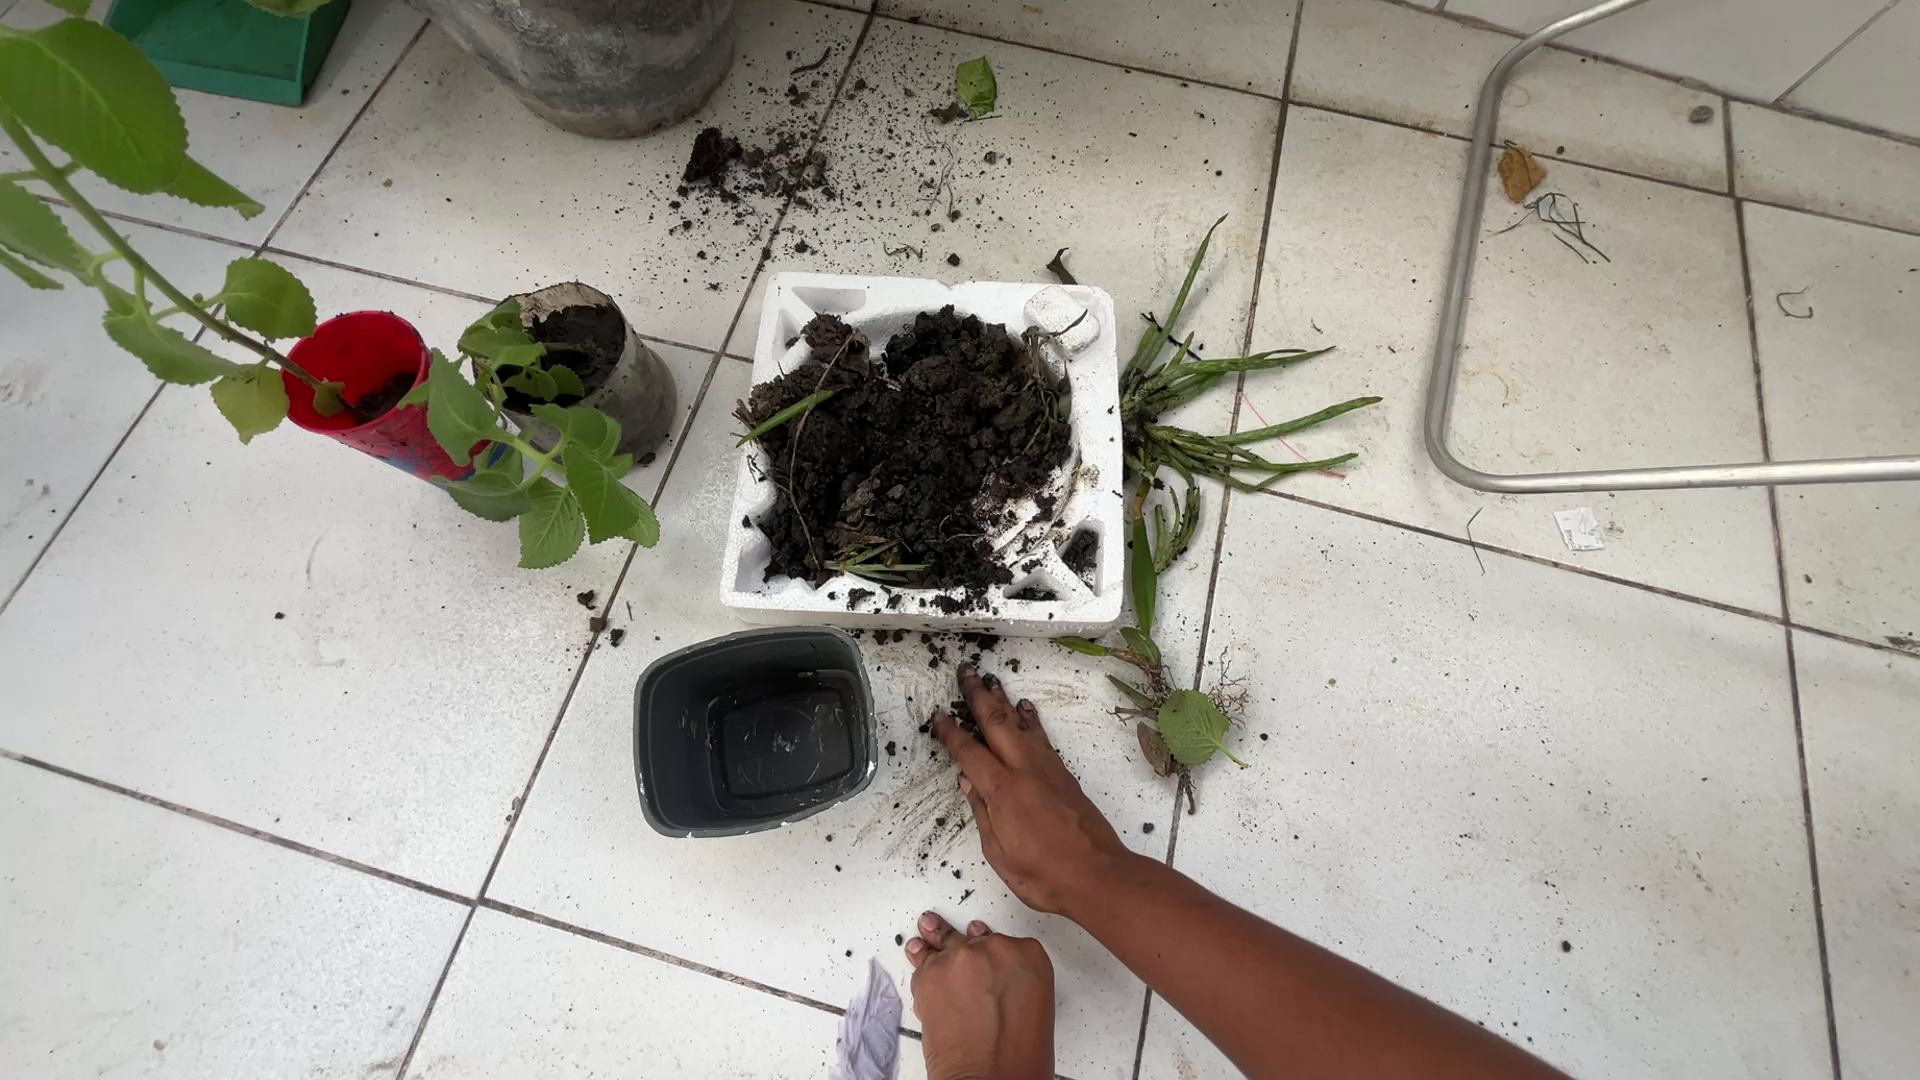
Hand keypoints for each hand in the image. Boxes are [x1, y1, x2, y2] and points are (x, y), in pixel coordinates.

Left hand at [905, 911, 1053, 1079]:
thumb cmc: (1018, 1060)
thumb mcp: (1036, 1010)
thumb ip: (1016, 983)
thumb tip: (995, 983)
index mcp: (1030, 956)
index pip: (1009, 942)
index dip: (994, 955)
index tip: (988, 961)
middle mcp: (995, 948)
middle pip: (976, 938)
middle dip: (969, 950)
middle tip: (960, 950)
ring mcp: (961, 957)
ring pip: (946, 941)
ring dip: (937, 940)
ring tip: (929, 928)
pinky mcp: (932, 974)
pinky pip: (923, 963)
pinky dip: (921, 966)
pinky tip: (917, 953)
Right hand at [932, 665, 1132, 916]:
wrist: (1098, 875)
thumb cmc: (1045, 875)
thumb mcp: (999, 853)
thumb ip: (982, 811)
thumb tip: (968, 780)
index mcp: (1003, 790)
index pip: (969, 751)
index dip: (951, 732)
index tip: (939, 715)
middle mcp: (1025, 770)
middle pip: (996, 722)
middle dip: (978, 694)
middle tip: (967, 671)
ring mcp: (1047, 768)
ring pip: (1021, 723)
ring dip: (1004, 700)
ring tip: (993, 680)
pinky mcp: (1063, 774)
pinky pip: (1041, 737)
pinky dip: (1030, 719)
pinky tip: (1025, 709)